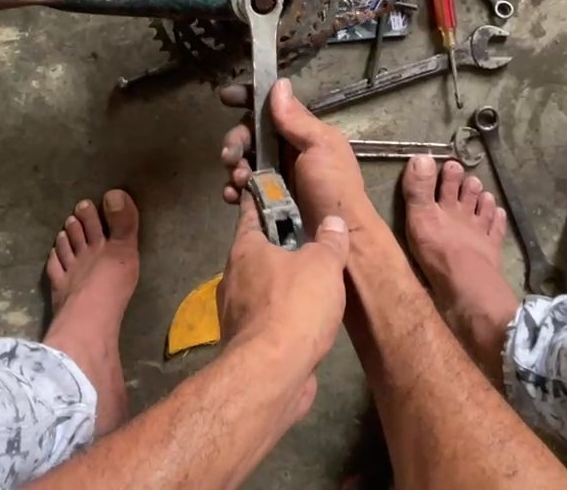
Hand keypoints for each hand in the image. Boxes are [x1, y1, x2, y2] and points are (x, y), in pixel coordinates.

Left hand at [217, 192, 350, 405]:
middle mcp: (233, 276)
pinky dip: (280, 318)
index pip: (251, 214)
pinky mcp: (243, 344)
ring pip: (259, 288)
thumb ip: (329, 242)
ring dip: (279, 286)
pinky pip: (264, 320)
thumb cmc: (294, 307)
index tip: (265, 192)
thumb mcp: (323, 265)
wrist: (272, 374)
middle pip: (255, 253)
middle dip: (276, 250)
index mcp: (246, 249)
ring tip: (308, 288)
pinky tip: (302, 324)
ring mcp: (235, 312)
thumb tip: (333, 222)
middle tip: (304, 246)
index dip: (261, 201)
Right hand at [218, 79, 377, 234]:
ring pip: (242, 160)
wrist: (342, 240)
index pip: (272, 108)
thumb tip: (279, 84)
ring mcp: (275, 178)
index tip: (226, 97)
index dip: (249, 99)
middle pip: (250, 134)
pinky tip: (232, 196)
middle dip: (236, 140)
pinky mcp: (265, 202)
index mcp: (303, 134)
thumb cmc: (334, 188)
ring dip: (234, 166)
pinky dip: (233, 190)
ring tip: (239, 180)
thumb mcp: (321, 146)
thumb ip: (296, 119)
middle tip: (231, 155)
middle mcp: (286, 152)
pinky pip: (241, 189)